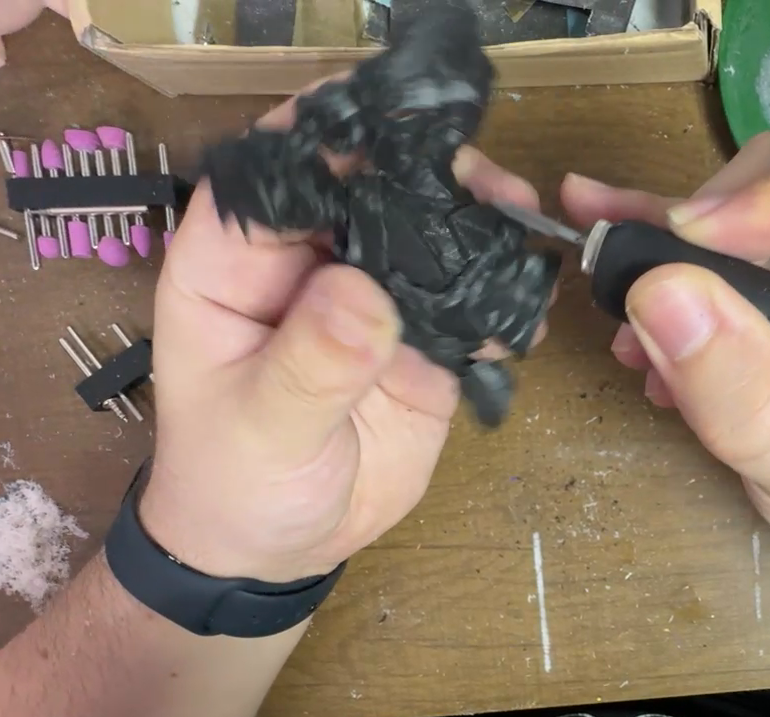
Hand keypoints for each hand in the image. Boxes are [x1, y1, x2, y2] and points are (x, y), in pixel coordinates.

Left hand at [139, 98, 545, 584]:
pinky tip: (530, 317)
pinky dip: (502, 311)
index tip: (395, 114)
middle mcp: (311, 273)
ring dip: (479, 236)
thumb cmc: (238, 484)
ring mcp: (375, 313)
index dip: (329, 136)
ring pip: (430, 250)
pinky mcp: (423, 353)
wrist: (284, 548)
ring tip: (526, 232)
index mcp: (238, 268)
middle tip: (489, 184)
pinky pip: (468, 317)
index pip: (276, 177)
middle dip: (428, 178)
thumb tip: (365, 293)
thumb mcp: (263, 429)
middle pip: (369, 197)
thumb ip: (310, 364)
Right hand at [561, 89, 769, 570]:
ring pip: (762, 189)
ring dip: (683, 243)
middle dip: (720, 221)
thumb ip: (750, 401)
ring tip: (633, 313)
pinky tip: (624, 269)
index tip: (702, 242)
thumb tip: (662, 295)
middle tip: (653, 292)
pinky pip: (738, 229)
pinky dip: (675, 248)